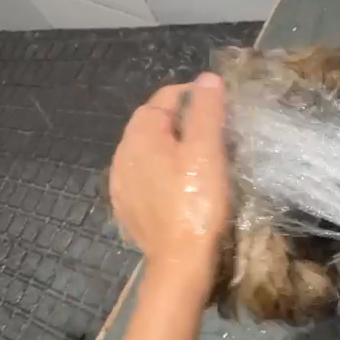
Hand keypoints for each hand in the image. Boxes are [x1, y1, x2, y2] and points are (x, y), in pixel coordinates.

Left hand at [108, 75, 229, 286]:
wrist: (180, 261)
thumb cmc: (197, 202)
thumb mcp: (207, 150)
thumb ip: (207, 110)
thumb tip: (207, 78)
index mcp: (140, 134)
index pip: (165, 98)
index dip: (192, 95)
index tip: (219, 104)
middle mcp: (122, 154)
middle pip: (153, 124)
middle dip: (181, 121)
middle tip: (213, 131)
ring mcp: (121, 184)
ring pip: (147, 153)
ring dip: (169, 149)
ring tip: (199, 159)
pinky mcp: (127, 208)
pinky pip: (144, 179)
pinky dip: (161, 174)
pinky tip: (179, 186)